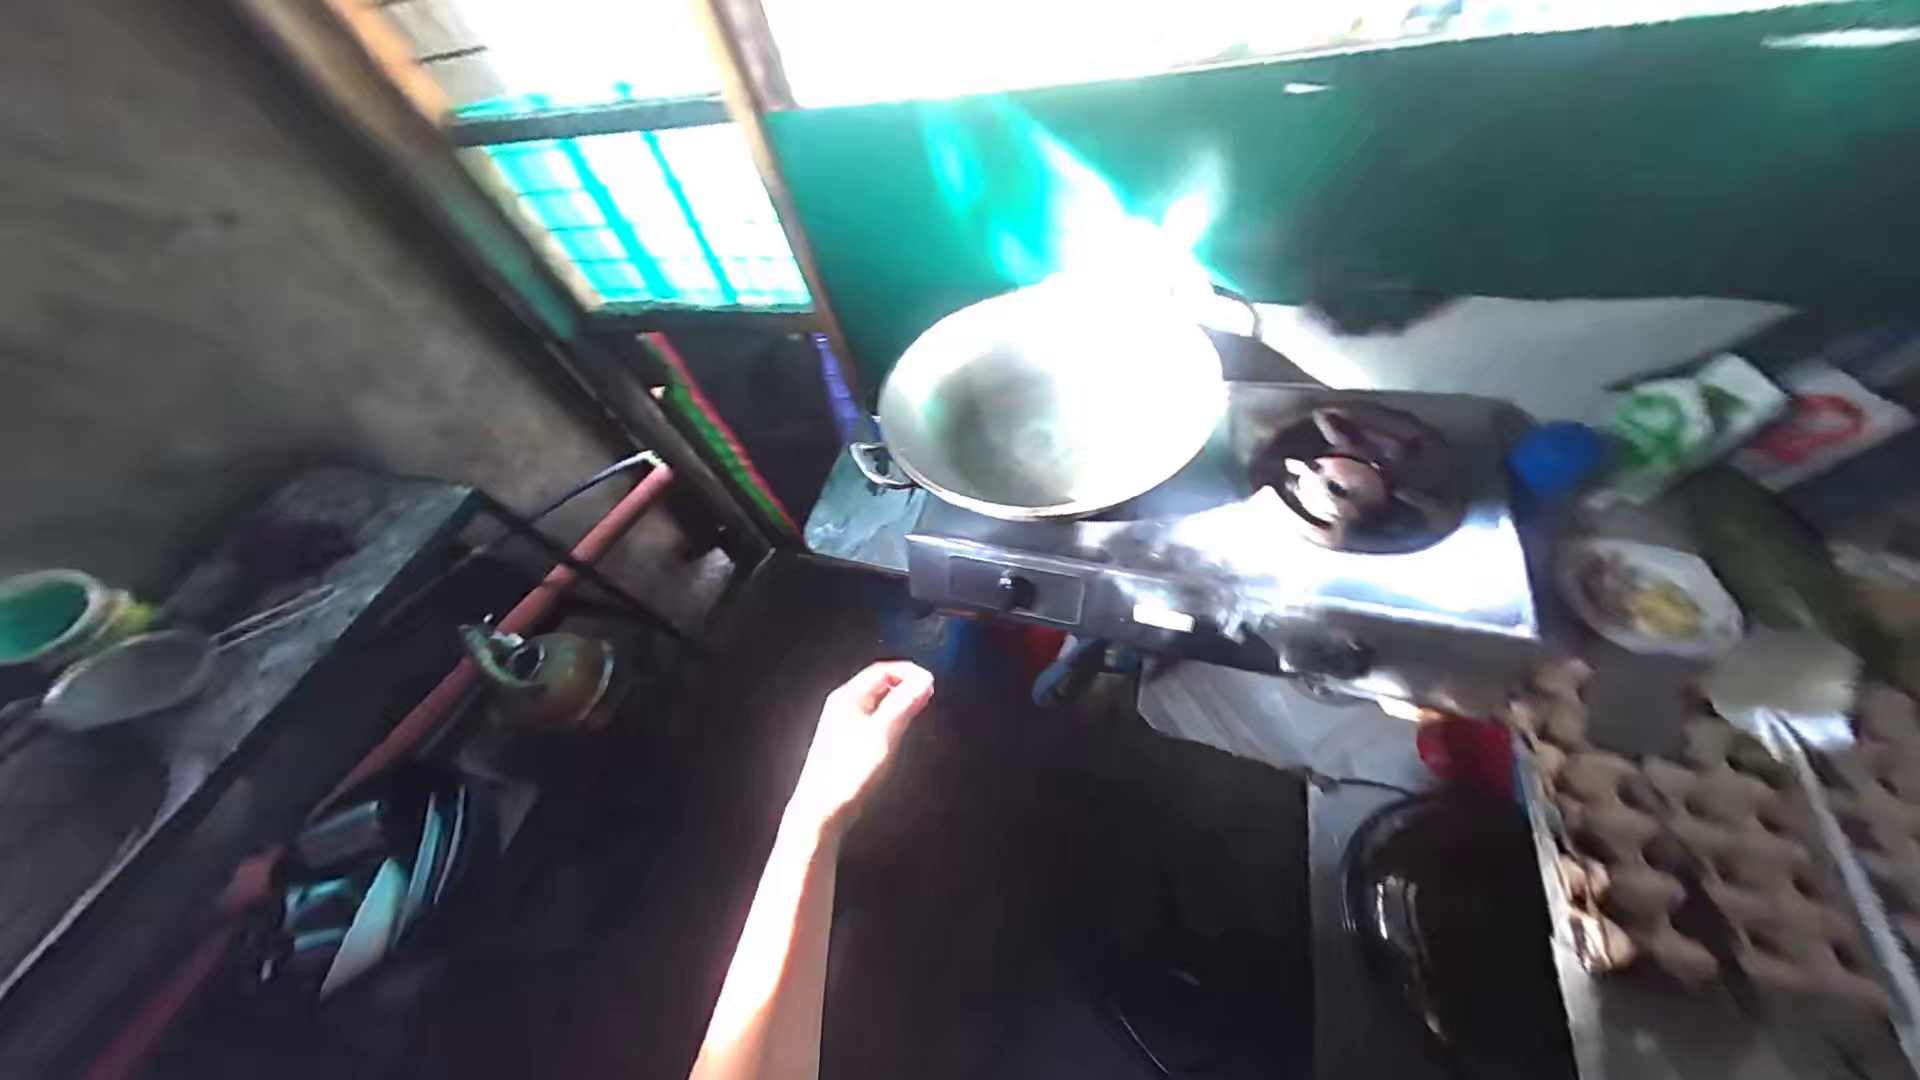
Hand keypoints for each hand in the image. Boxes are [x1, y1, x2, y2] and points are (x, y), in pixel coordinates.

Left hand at [788, 662, 933, 830]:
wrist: (822, 811)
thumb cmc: (848, 773)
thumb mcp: (883, 733)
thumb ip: (904, 704)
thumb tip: (924, 681)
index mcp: (848, 697)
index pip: (883, 669)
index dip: (909, 672)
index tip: (930, 682)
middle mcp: (844, 706)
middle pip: (879, 683)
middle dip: (906, 684)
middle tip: (928, 694)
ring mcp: (844, 724)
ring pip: (878, 702)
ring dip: (901, 700)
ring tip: (919, 708)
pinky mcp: (848, 743)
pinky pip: (874, 718)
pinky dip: (893, 717)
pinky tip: (901, 730)